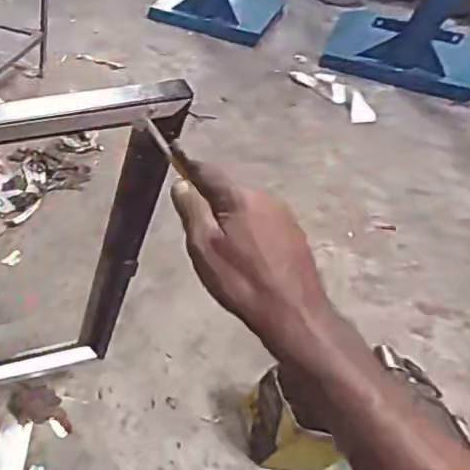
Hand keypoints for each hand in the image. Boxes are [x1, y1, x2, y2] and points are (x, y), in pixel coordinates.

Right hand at [170, 158, 332, 357]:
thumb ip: (192, 211)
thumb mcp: (205, 247)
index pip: (208, 171)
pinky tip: (247, 256)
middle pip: (229, 191)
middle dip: (211, 201)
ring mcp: (284, 215)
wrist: (293, 312)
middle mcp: (265, 197)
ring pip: (246, 207)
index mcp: (240, 197)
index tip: (175, 157)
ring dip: (231, 218)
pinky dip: (249, 230)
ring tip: (223, 250)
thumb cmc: (242, 280)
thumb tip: (181, 183)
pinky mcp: (295, 234)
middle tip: (197, 230)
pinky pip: (262, 222)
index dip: (189, 166)